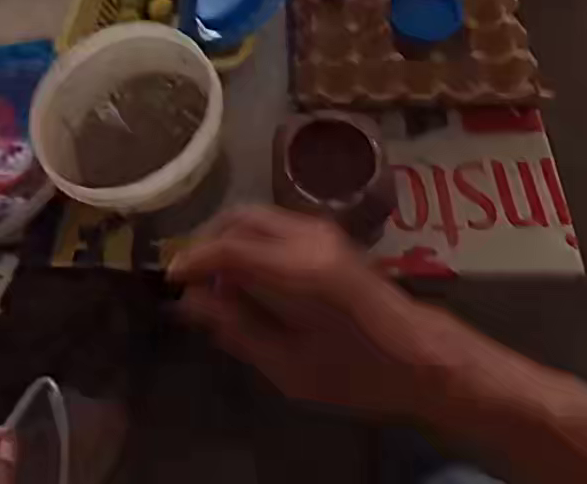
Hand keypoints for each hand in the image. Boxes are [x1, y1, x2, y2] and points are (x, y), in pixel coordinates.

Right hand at [168, 206, 461, 417]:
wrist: (415, 353)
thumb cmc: (352, 372)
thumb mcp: (287, 366)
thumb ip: (236, 327)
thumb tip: (191, 300)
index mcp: (297, 269)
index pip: (229, 245)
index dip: (193, 257)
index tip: (170, 278)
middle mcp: (306, 235)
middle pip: (240, 217)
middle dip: (209, 240)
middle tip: (191, 278)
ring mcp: (319, 228)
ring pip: (257, 215)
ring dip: (229, 237)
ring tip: (216, 280)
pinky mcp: (327, 231)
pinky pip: (274, 223)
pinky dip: (250, 238)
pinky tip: (246, 273)